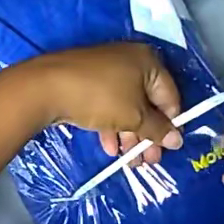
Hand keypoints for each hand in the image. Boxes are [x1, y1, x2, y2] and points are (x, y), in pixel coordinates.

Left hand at [14, 43, 183, 164]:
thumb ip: (158, 129)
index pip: (170, 96)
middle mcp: (129, 62)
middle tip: (148, 161)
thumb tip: (178, 139)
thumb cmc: (99, 98)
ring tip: (129, 162)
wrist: (46, 88)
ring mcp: (106, 71)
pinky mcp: (87, 83)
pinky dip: (111, 126)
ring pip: (126, 107)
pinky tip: (110, 148)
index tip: (168, 148)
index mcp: (148, 62)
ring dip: (130, 136)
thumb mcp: (133, 117)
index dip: (171, 124)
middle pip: (147, 103)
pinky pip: (107, 106)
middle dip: (148, 135)